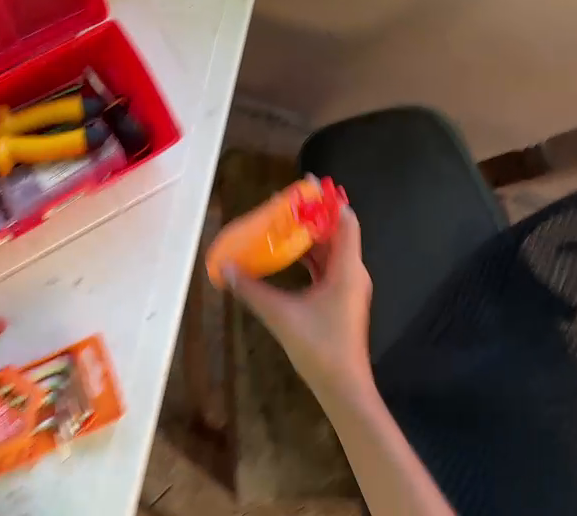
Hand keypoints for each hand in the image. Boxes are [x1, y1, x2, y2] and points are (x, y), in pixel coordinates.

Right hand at [221, 206, 371, 395]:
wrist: (344, 390)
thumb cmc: (320, 347)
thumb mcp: (280, 315)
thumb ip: (252, 290)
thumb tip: (225, 268)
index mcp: (347, 268)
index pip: (345, 221)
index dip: (327, 201)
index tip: (305, 186)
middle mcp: (352, 272)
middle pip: (335, 232)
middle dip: (310, 216)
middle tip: (282, 203)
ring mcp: (348, 288)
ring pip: (330, 251)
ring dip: (308, 236)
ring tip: (280, 223)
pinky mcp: (341, 301)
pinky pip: (326, 267)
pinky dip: (309, 256)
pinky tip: (287, 255)